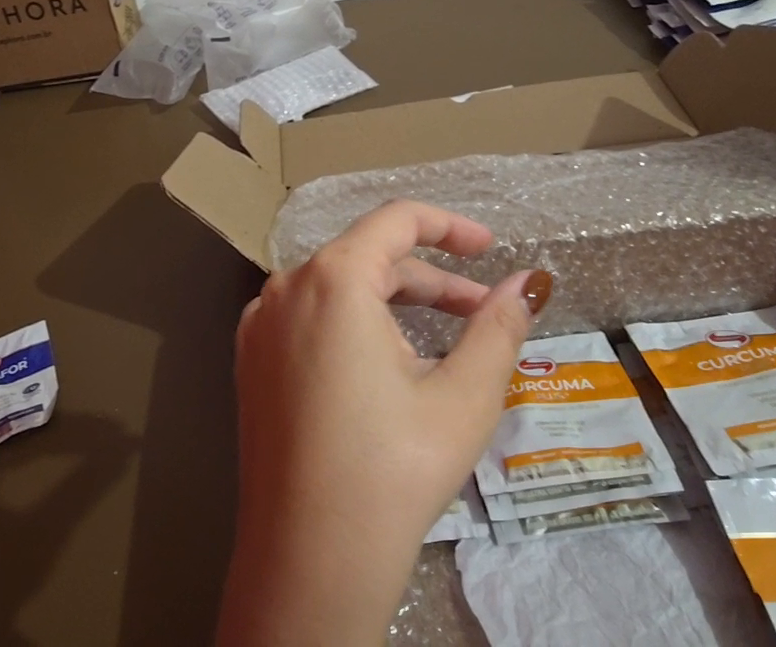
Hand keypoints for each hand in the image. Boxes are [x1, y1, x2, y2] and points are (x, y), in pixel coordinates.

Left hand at [215, 200, 550, 646]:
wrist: (309, 555)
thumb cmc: (393, 468)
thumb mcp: (463, 395)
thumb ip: (498, 326)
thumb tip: (525, 283)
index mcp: (332, 279)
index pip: (394, 220)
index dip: (449, 226)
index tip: (488, 248)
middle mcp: (284, 289)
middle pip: (366, 258)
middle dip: (429, 281)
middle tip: (480, 314)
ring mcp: (258, 326)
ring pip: (336, 291)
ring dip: (392, 307)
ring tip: (440, 352)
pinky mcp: (249, 362)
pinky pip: (308, 321)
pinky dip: (352, 328)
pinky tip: (383, 373)